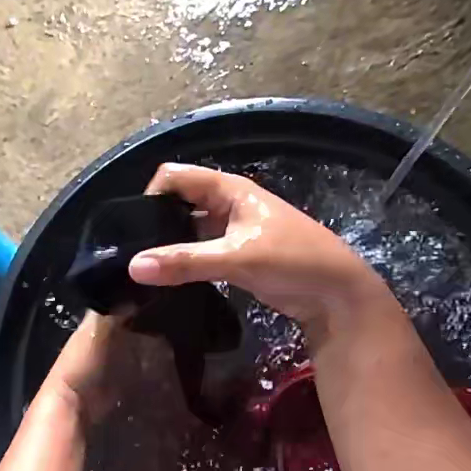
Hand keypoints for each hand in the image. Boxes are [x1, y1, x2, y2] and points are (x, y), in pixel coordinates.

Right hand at [127, 163, 389, 331]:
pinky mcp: (238, 255)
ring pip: (190, 229)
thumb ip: (186, 261)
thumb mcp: (237, 258)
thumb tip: (133, 266)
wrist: (338, 293)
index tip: (133, 228)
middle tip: (133, 253)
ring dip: (171, 245)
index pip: (175, 177)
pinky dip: (186, 261)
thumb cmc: (292, 261)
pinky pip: (202, 250)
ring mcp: (234, 230)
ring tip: (144, 270)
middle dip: (156, 222)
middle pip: (180, 202)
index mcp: (230, 189)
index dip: (151, 195)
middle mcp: (228, 203)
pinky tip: (169, 280)